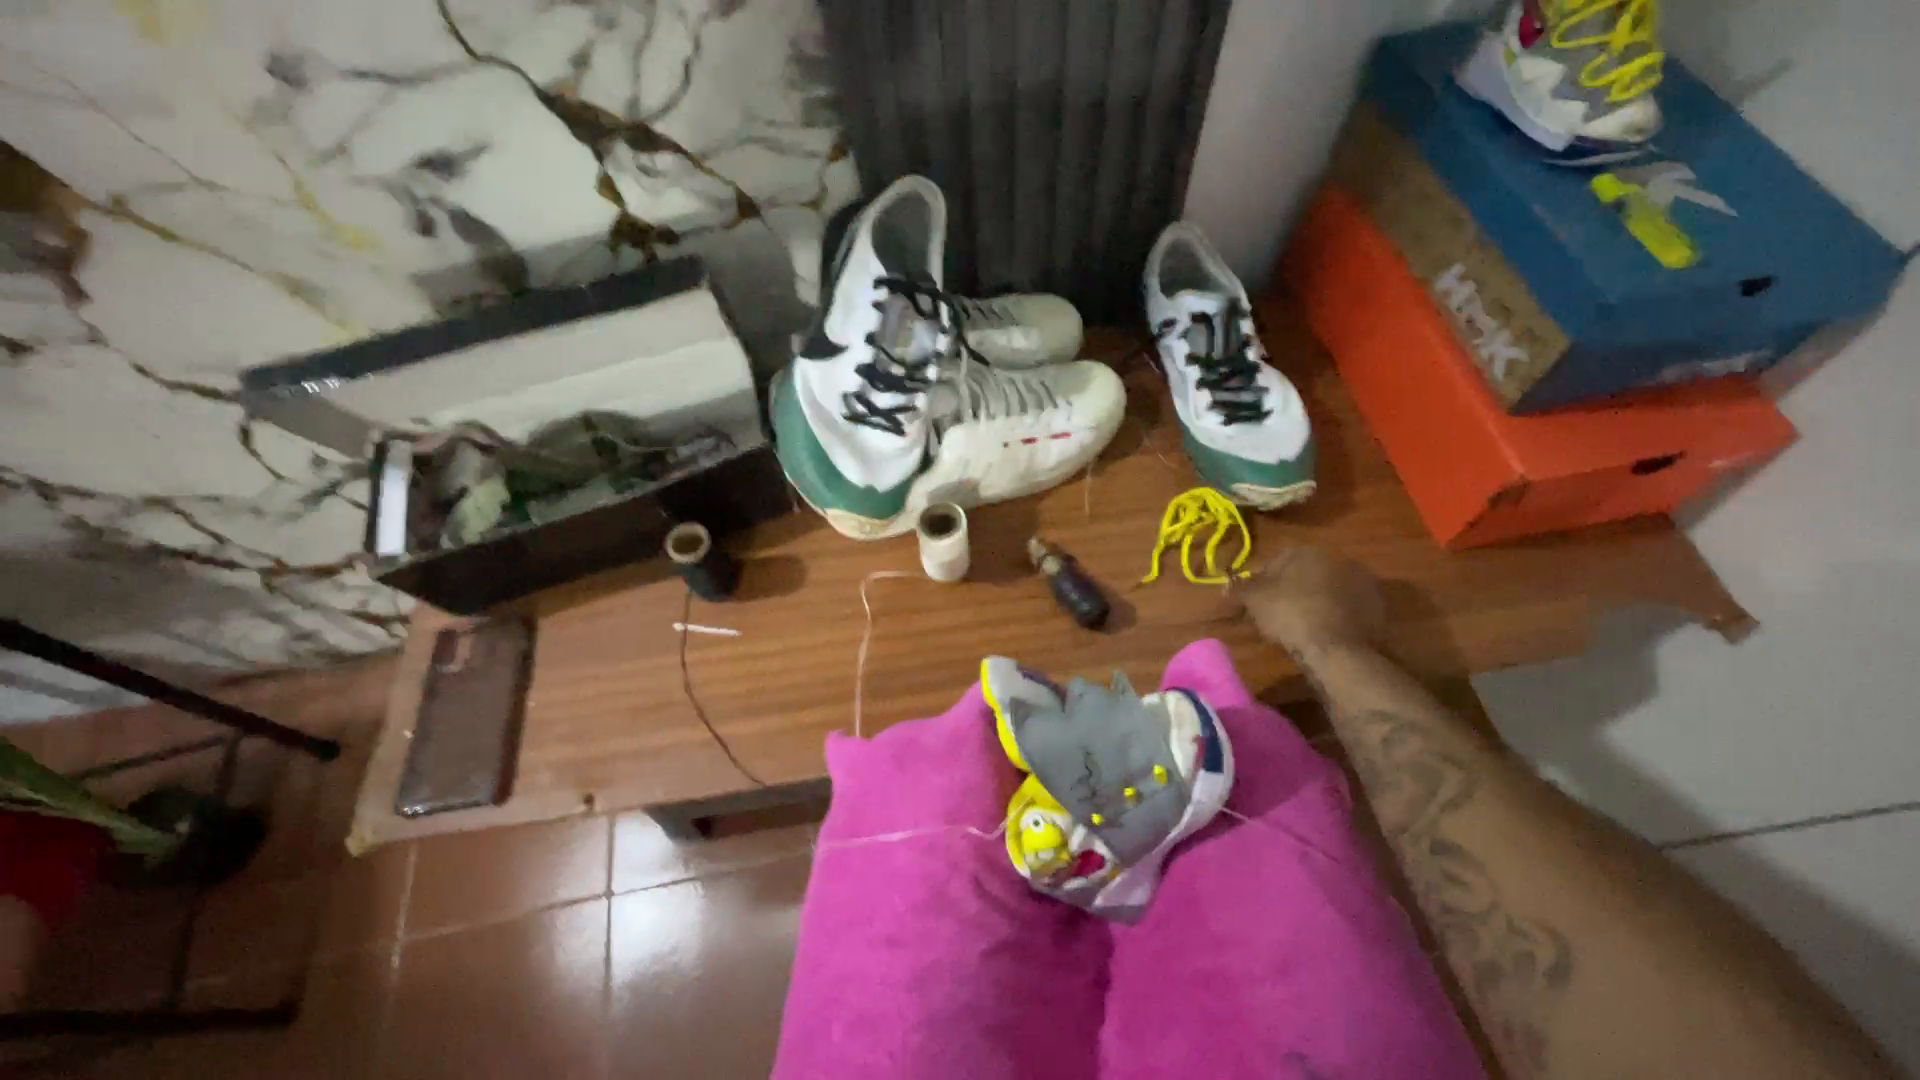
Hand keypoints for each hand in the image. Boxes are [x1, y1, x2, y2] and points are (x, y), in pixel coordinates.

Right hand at [1231, 547, 1386, 653]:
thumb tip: (1225, 585)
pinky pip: (1348, 608)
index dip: (1263, 583)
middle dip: (1293, 590)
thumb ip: (1239, 588)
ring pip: (1329, 590)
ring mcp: (1363, 582)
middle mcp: (1339, 559)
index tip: (1256, 604)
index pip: (1278, 562)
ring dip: (1317, 602)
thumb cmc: (1290, 615)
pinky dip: (1337, 617)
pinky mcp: (1378, 607)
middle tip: (1278, 615)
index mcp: (1308, 551)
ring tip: (1303, 627)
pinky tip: (1325, 633)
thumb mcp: (1255, 600)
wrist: (1337, 649)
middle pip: (1306, 574)